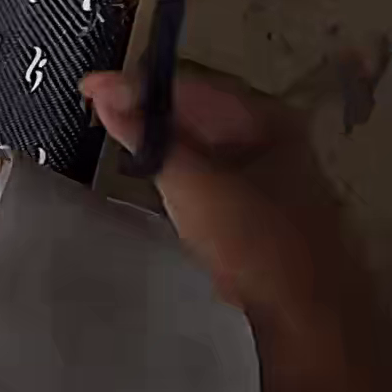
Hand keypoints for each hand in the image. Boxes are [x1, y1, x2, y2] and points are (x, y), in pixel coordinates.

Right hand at [81, 67, 375, 325]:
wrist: (302, 308)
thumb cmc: (252, 236)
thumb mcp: (191, 181)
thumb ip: (146, 136)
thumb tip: (102, 92)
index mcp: (261, 116)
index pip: (187, 83)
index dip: (135, 83)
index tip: (88, 88)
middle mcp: (264, 132)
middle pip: (192, 106)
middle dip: (142, 105)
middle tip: (93, 109)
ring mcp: (258, 166)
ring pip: (194, 136)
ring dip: (153, 132)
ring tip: (110, 131)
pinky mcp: (246, 197)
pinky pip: (199, 163)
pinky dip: (168, 159)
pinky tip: (145, 167)